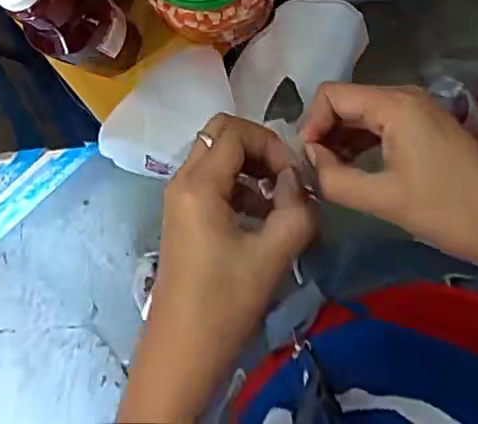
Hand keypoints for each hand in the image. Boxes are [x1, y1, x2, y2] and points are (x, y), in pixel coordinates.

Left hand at [134, 115, 317, 411]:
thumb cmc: (225, 302)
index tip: (294, 177)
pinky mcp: (182, 212)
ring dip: (249, 167)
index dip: (269, 144)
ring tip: (279, 204)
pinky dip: (237, 185)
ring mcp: (179, 195)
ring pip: (214, 156)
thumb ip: (294, 212)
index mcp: (197, 183)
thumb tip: (298, 181)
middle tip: (286, 180)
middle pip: (219, 135)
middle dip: (258, 148)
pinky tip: (261, 218)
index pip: (233, 131)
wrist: (183, 345)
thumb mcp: (270, 257)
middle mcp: (182, 179)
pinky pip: (210, 179)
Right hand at [298, 83, 477, 264]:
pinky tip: (357, 169)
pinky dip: (362, 142)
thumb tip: (307, 160)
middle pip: (344, 101)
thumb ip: (333, 178)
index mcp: (394, 104)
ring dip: (341, 139)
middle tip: (316, 169)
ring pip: (361, 113)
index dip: (311, 123)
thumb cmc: (454, 213)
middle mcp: (404, 97)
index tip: (307, 159)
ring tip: (333, 172)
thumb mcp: (385, 200)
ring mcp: (419, 111)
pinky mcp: (428, 127)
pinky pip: (381, 124)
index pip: (330, 95)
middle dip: (324, 132)